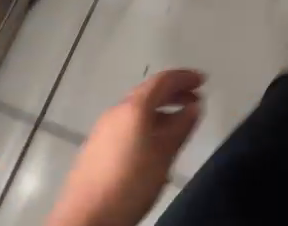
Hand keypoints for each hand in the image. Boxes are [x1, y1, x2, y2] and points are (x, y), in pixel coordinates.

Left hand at [48, 69, 203, 225]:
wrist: (85, 219)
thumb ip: (181, 127)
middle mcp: (116, 111)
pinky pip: (126, 125)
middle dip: (173, 93)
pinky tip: (152, 143)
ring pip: (136, 110)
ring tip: (177, 123)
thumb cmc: (130, 182)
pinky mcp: (95, 147)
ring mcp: (103, 129)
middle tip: (194, 99)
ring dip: (159, 110)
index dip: (184, 77)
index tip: (202, 80)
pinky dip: (145, 124)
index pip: (163, 80)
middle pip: (148, 92)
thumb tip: (195, 106)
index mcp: (134, 107)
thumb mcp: (164, 155)